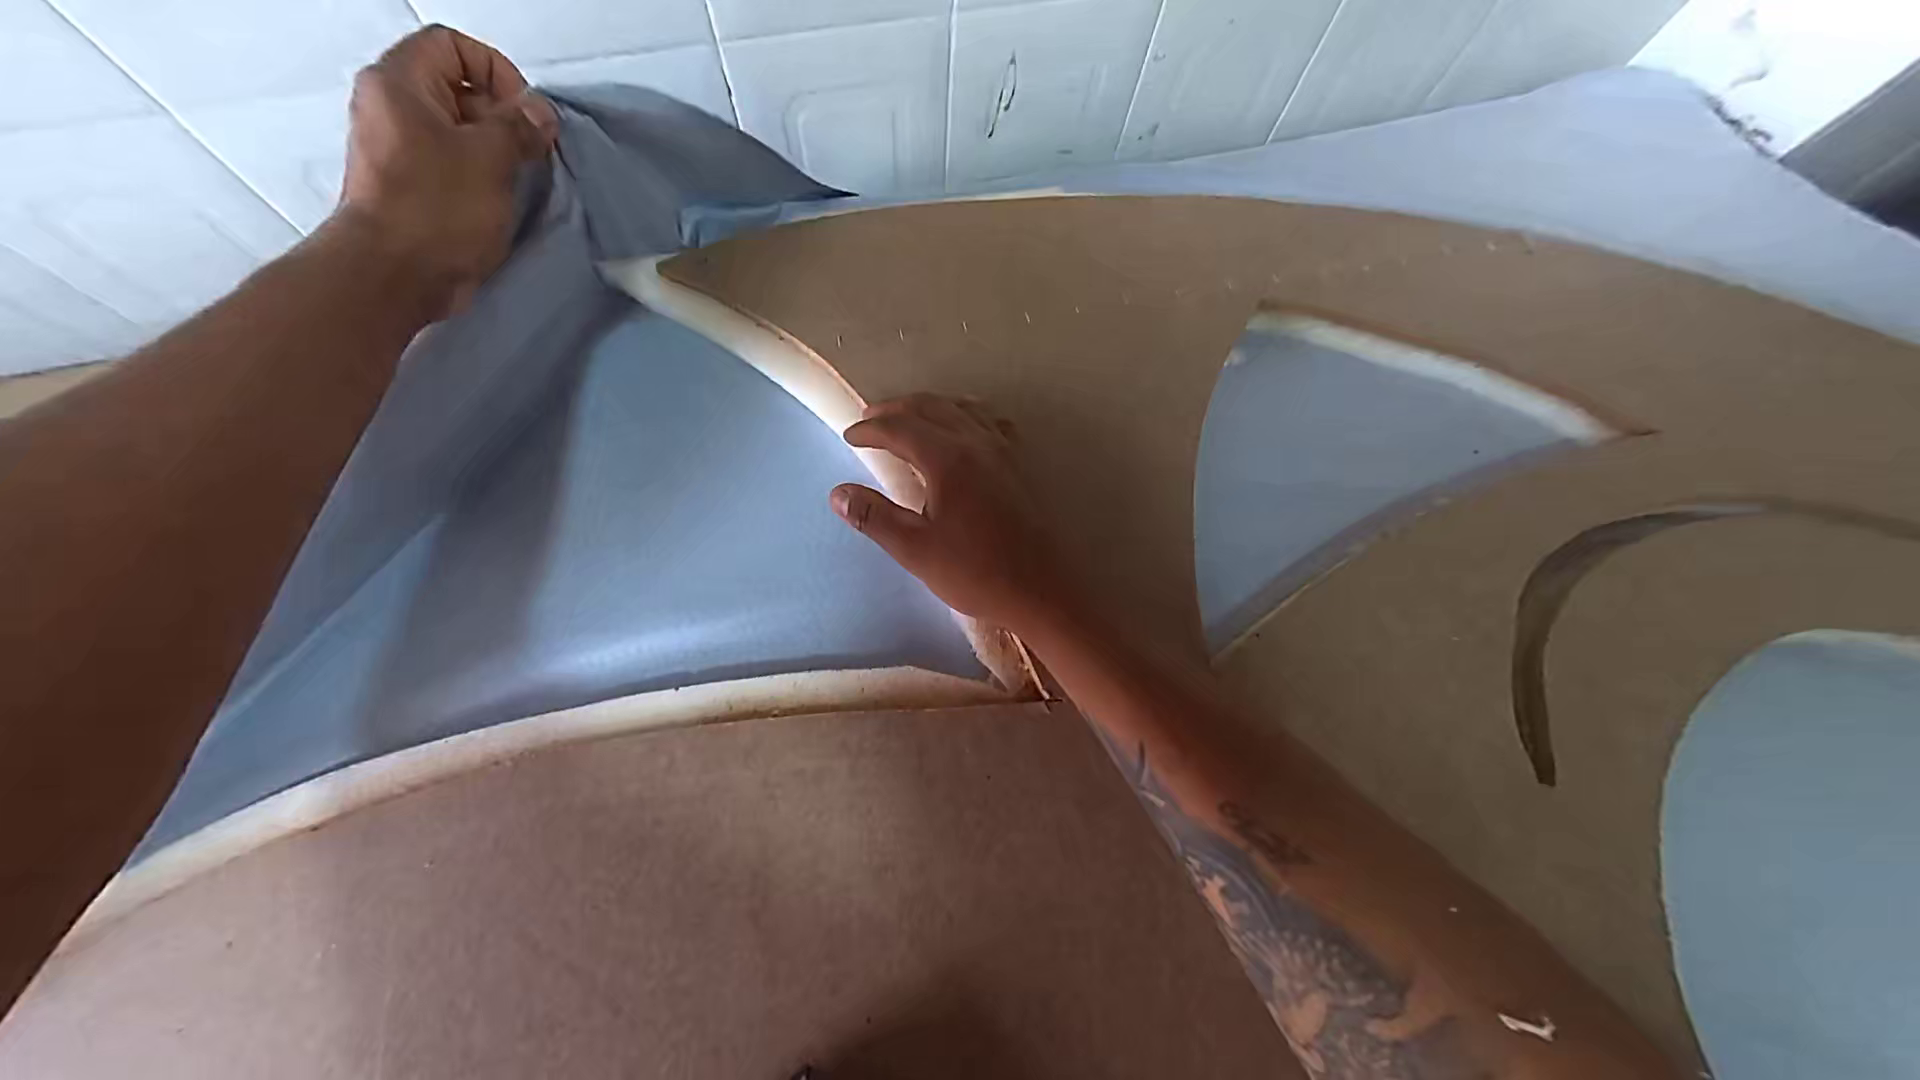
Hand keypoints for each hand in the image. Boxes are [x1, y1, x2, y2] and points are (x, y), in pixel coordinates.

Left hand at [332, 25, 558, 320]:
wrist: (398, 272)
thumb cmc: (438, 207)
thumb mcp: (489, 158)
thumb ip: (518, 127)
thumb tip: (541, 112)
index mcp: (400, 83)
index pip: (451, 45)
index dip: (497, 70)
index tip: (527, 113)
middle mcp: (393, 107)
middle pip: (458, 87)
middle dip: (504, 114)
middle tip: (534, 151)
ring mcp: (401, 148)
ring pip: (460, 129)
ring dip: (499, 149)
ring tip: (523, 178)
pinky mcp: (414, 185)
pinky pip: (455, 162)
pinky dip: (485, 173)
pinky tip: (505, 198)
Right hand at [832, 394, 1076, 633]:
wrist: (1040, 591)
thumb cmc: (976, 573)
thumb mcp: (915, 549)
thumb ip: (874, 517)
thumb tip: (838, 494)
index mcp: (949, 459)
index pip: (901, 428)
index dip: (871, 429)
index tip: (850, 437)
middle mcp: (978, 443)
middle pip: (931, 407)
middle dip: (896, 409)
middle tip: (870, 420)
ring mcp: (1004, 451)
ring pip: (962, 409)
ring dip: (930, 407)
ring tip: (909, 419)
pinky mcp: (1019, 465)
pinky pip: (988, 422)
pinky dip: (965, 416)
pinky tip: (963, 432)